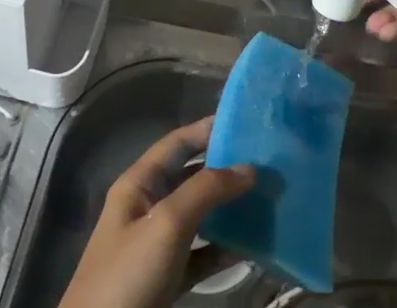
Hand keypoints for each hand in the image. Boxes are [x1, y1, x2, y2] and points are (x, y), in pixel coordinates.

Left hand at [59, 117, 255, 307]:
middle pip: (191, 176)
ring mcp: (158, 243)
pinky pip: (202, 252)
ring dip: (230, 207)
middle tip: (268, 161)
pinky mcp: (168, 276)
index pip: (177, 143)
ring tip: (268, 197)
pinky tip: (253, 244)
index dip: (208, 128)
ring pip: (200, 214)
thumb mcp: (167, 224)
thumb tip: (249, 168)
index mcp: (139, 184)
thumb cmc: (129, 273)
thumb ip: (206, 190)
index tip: (247, 121)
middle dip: (226, 168)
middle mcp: (148, 206)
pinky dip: (225, 247)